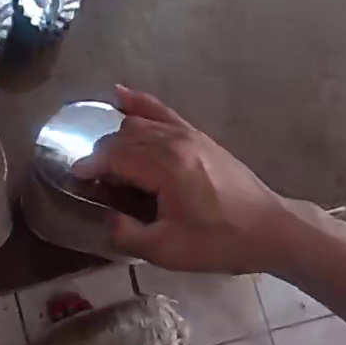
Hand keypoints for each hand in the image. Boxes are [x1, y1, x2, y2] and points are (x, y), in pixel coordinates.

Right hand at [73, 86, 301, 273]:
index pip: (114, 156)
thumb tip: (108, 219)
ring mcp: (189, 134)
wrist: (269, 230)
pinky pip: (163, 112)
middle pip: (124, 136)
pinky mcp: (199, 137)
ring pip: (140, 122)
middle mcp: (175, 141)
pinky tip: (120, 94)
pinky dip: (139, 103)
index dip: (90, 166)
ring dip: (117, 134)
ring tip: (104, 152)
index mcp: (165, 166)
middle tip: (93, 178)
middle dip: (102, 153)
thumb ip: (127, 235)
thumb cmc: (218, 241)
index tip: (76, 178)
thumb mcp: (165, 251)